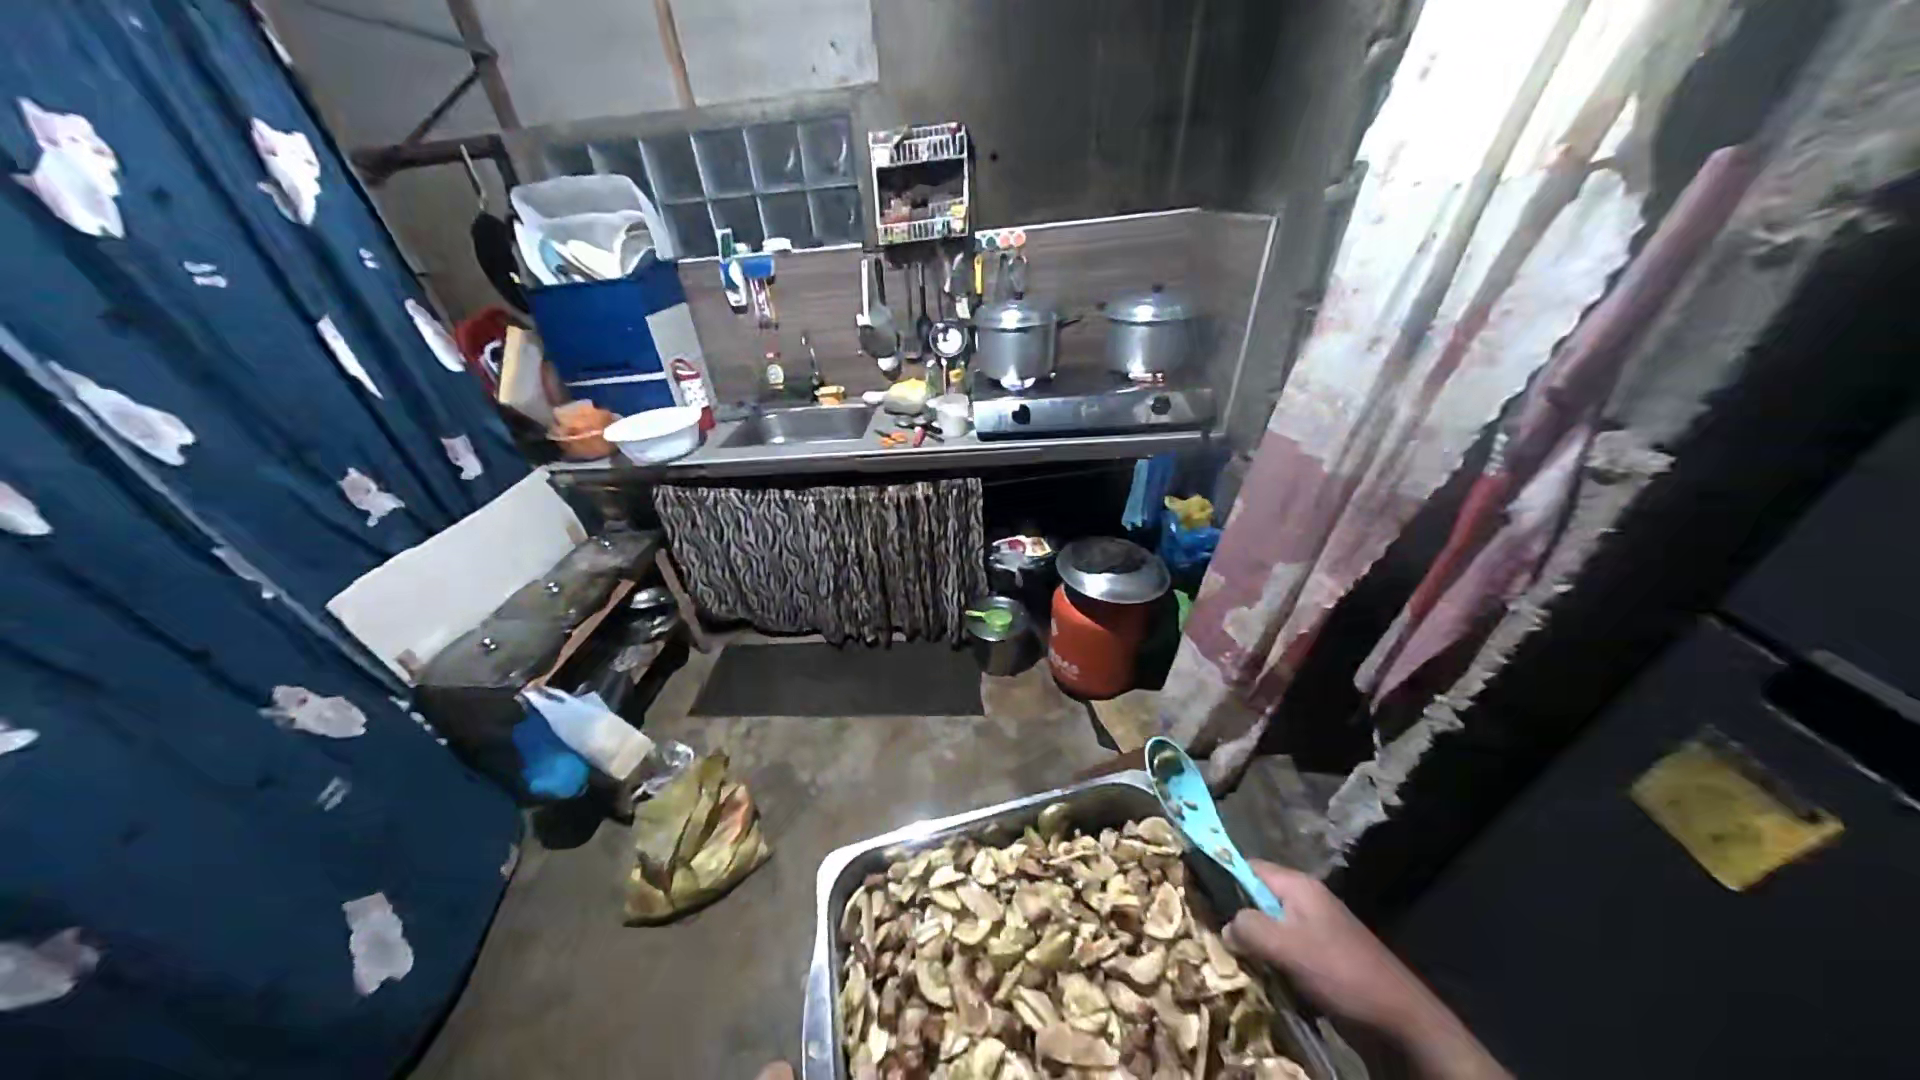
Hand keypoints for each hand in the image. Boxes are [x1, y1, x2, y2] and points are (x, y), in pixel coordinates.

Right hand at [1226, 861, 1510, 1079]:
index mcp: (1297, 885)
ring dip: (1251, 942)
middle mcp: (1305, 900)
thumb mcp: (1287, 947)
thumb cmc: (1341, 973)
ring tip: (1228, 957)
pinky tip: (1257, 976)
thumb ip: (1249, 928)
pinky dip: (1268, 960)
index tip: (1194, 892)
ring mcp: (1315, 929)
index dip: (1220, 875)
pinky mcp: (1321, 957)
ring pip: (1267, 926)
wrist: (1402, 1022)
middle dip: (1233, 914)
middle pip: (1255, 896)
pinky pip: (1282, 949)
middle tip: (1208, 932)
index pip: (1246, 865)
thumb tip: (1225, 926)